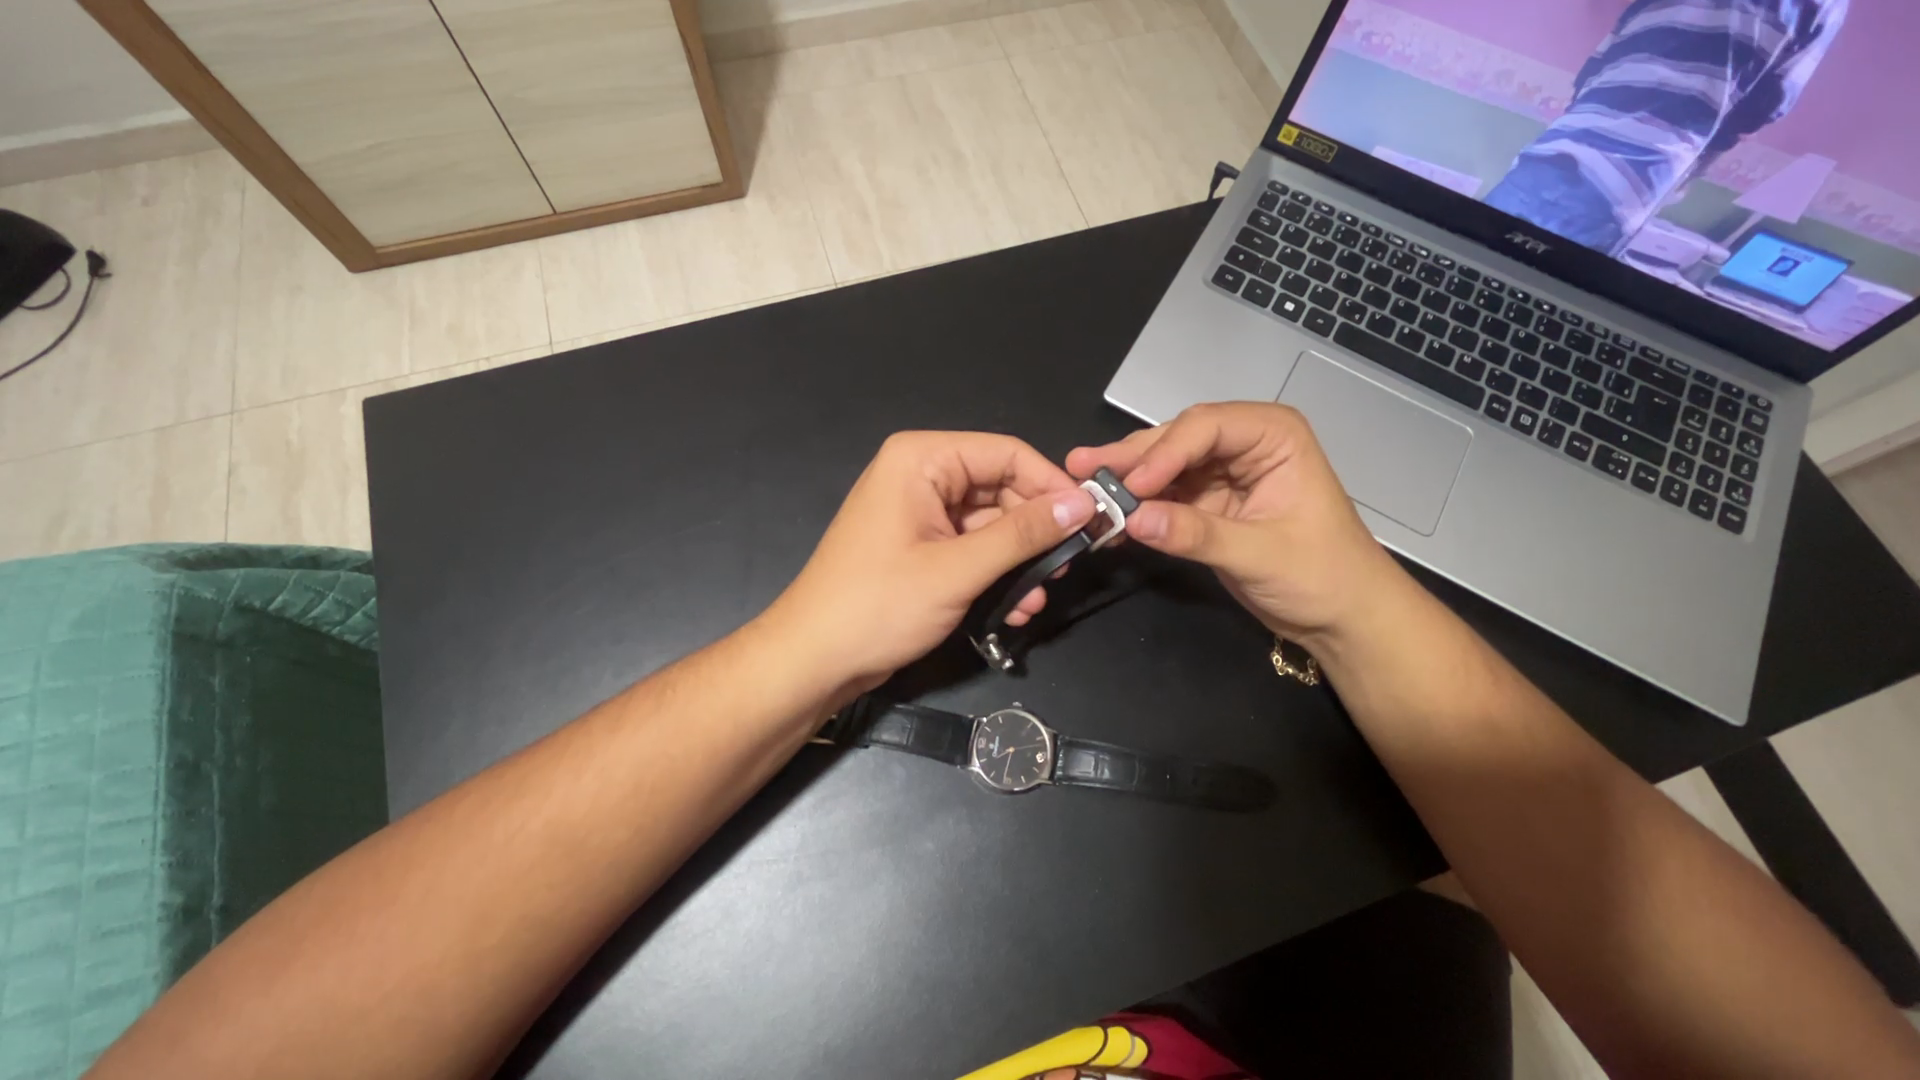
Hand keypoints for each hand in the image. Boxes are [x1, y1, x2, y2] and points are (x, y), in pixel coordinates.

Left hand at [763, 431, 1095, 698]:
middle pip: (1001, 489)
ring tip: (1038, 598)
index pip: (1006, 453)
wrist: (815, 659)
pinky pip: (973, 549)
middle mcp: (922, 476)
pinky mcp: (922, 548)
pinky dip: (997, 574)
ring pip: (992, 524)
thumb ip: (1022, 535)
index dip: (1052, 485)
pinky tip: (1016, 607)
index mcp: (922, 459)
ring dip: (1019, 561)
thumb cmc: (878, 605)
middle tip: (1067, 568)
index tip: (1091, 520)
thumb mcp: (957, 570)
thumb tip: (1082, 506)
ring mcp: (920, 513)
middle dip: (1036, 532)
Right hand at [1066, 402, 1410, 652]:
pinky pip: (1164, 497)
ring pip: (1164, 466)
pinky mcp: (1208, 504)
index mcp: (1273, 436)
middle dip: (1132, 459)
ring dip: (1126, 480)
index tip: (1129, 486)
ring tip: (1080, 484)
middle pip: (1176, 440)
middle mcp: (1244, 444)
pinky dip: (1137, 507)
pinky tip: (1106, 516)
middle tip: (1081, 469)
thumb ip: (1196, 534)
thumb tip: (1131, 520)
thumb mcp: (1260, 554)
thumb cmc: (1323, 576)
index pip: (1206, 427)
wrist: (1343, 618)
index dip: (1163, 452)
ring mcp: (1223, 474)